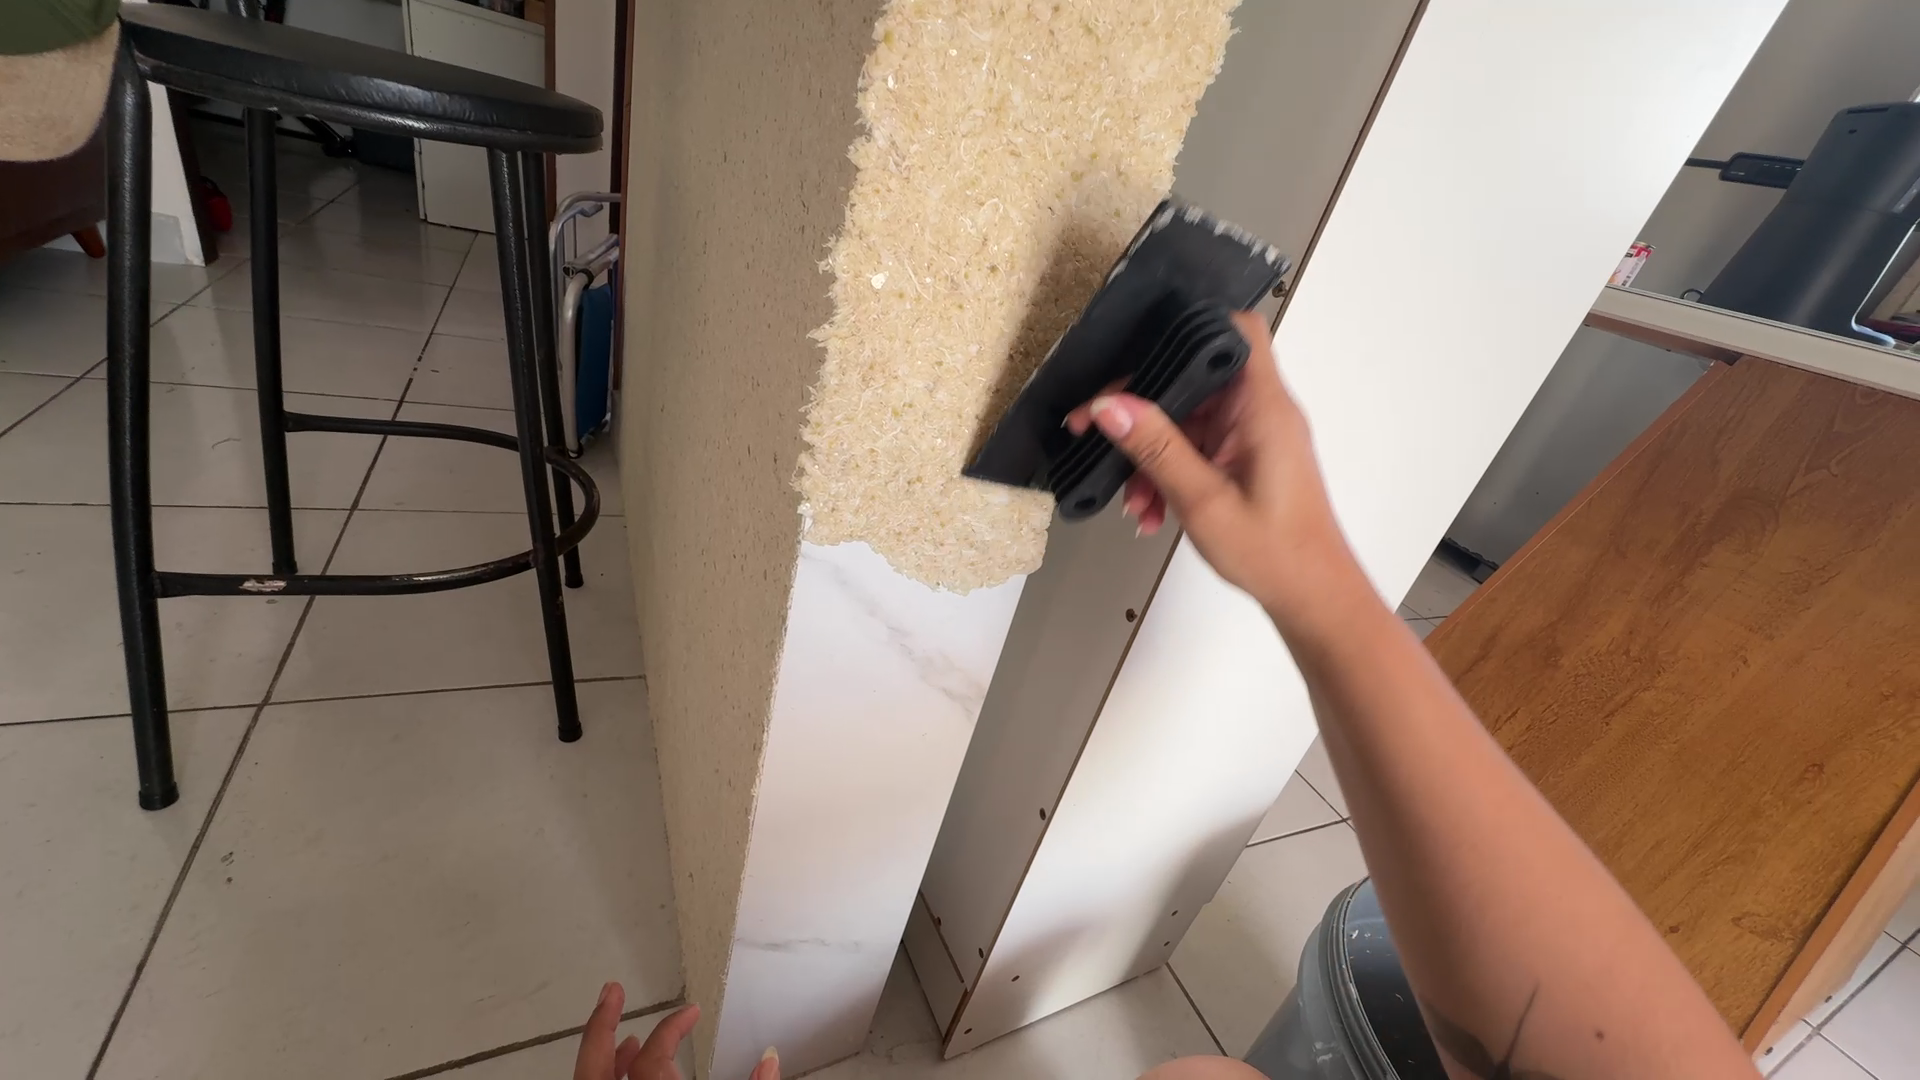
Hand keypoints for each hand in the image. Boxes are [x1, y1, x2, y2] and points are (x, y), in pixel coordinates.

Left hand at [574, 984, 778, 1079]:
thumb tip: (770, 1058)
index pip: (654, 1056)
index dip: (673, 1027)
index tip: (691, 1012)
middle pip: (595, 1070)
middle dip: (600, 1027)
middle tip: (611, 990)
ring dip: (604, 1056)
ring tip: (624, 1037)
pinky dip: (606, 1078)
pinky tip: (628, 1070)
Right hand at [1065, 310, 1349, 617]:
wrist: (1310, 598)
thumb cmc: (1273, 552)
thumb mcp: (1202, 499)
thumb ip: (1155, 448)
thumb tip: (1109, 405)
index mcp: (1263, 408)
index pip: (1237, 332)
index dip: (1190, 327)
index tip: (1137, 349)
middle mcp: (1260, 413)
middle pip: (1194, 381)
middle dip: (1143, 411)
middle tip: (1096, 428)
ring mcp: (1250, 438)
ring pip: (1186, 423)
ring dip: (1150, 456)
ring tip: (1131, 499)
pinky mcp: (1242, 461)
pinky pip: (1193, 451)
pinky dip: (1167, 475)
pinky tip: (1149, 511)